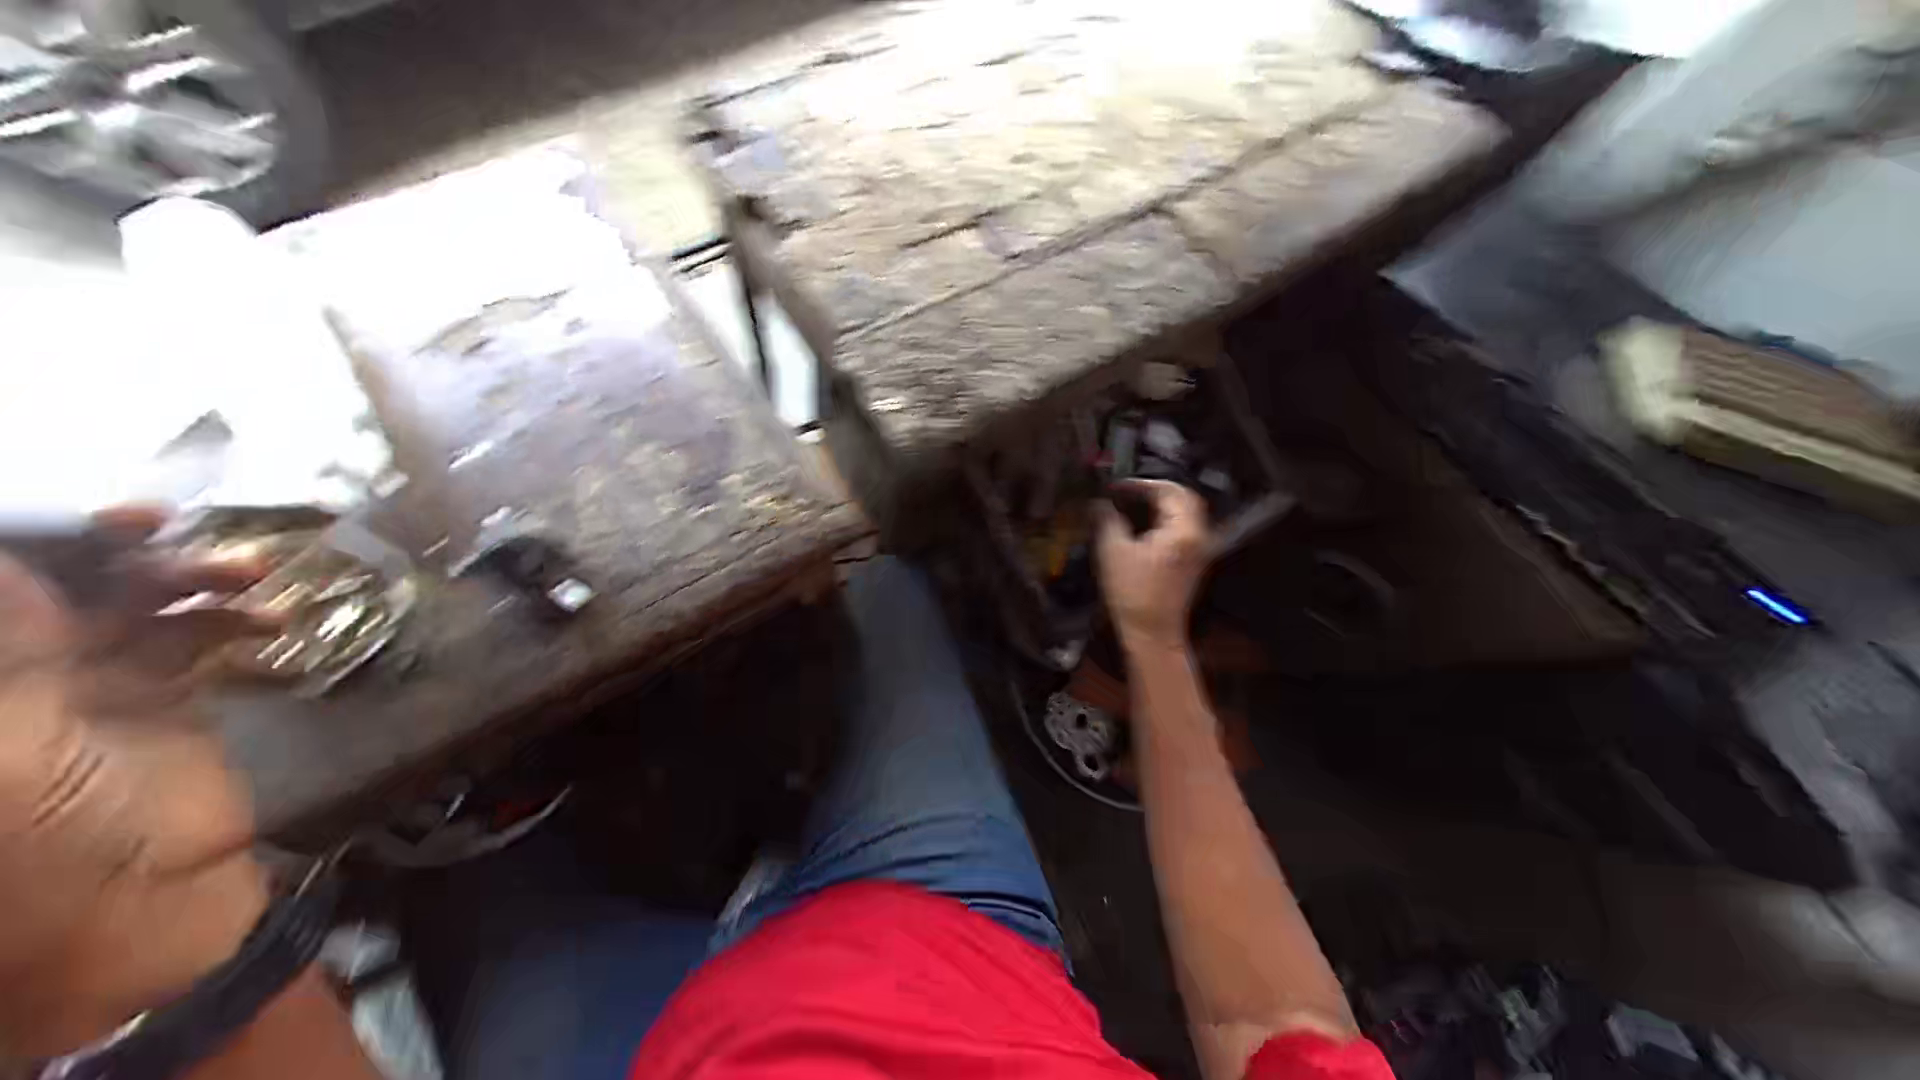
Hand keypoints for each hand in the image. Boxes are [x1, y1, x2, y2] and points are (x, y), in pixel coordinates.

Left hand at [0, 509, 272, 1056]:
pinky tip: (265, 618)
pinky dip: (232, 617)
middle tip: (164, 523)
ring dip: (187, 577)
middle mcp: (17, 671)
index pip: (3, 586)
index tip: (97, 513)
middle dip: (112, 548)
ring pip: (132, 600)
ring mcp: (91, 684)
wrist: (137, 916)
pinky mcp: (169, 697)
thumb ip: (21, 653)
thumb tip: (25, 561)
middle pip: (55, 581)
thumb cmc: (45, 845)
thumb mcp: (18, 751)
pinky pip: (199, 636)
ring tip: (246, 570)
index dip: (34, 538)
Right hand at [1094, 480, 1210, 654]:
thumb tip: (1100, 501)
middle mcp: (1199, 535)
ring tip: (1132, 503)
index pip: (1169, 490)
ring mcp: (1200, 549)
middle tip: (1126, 490)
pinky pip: (1184, 527)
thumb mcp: (1113, 552)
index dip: (1140, 484)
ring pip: (1186, 512)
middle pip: (1184, 498)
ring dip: (1162, 503)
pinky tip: (1143, 523)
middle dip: (1155, 489)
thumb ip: (1108, 519)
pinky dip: (1166, 518)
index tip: (1115, 487)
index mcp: (1184, 529)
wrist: (1152, 634)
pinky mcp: (1193, 561)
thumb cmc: (1132, 593)